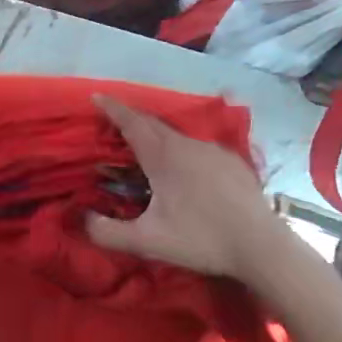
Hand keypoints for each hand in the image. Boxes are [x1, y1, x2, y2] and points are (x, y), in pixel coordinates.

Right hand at [86, 94, 287, 280]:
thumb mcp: (147, 241)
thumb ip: (107, 232)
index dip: (112, 108)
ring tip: (145, 151)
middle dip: (130, 120)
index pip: (131, 122)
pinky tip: (184, 171)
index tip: (96, 96)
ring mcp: (213, 150)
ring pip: (176, 135)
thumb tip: (81, 220)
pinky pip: (198, 147)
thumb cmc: (200, 238)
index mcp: (163, 156)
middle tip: (113, 125)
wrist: (260, 245)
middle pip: (153, 124)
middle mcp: (187, 144)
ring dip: (156, 136)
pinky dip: (180, 150)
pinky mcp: (232, 161)